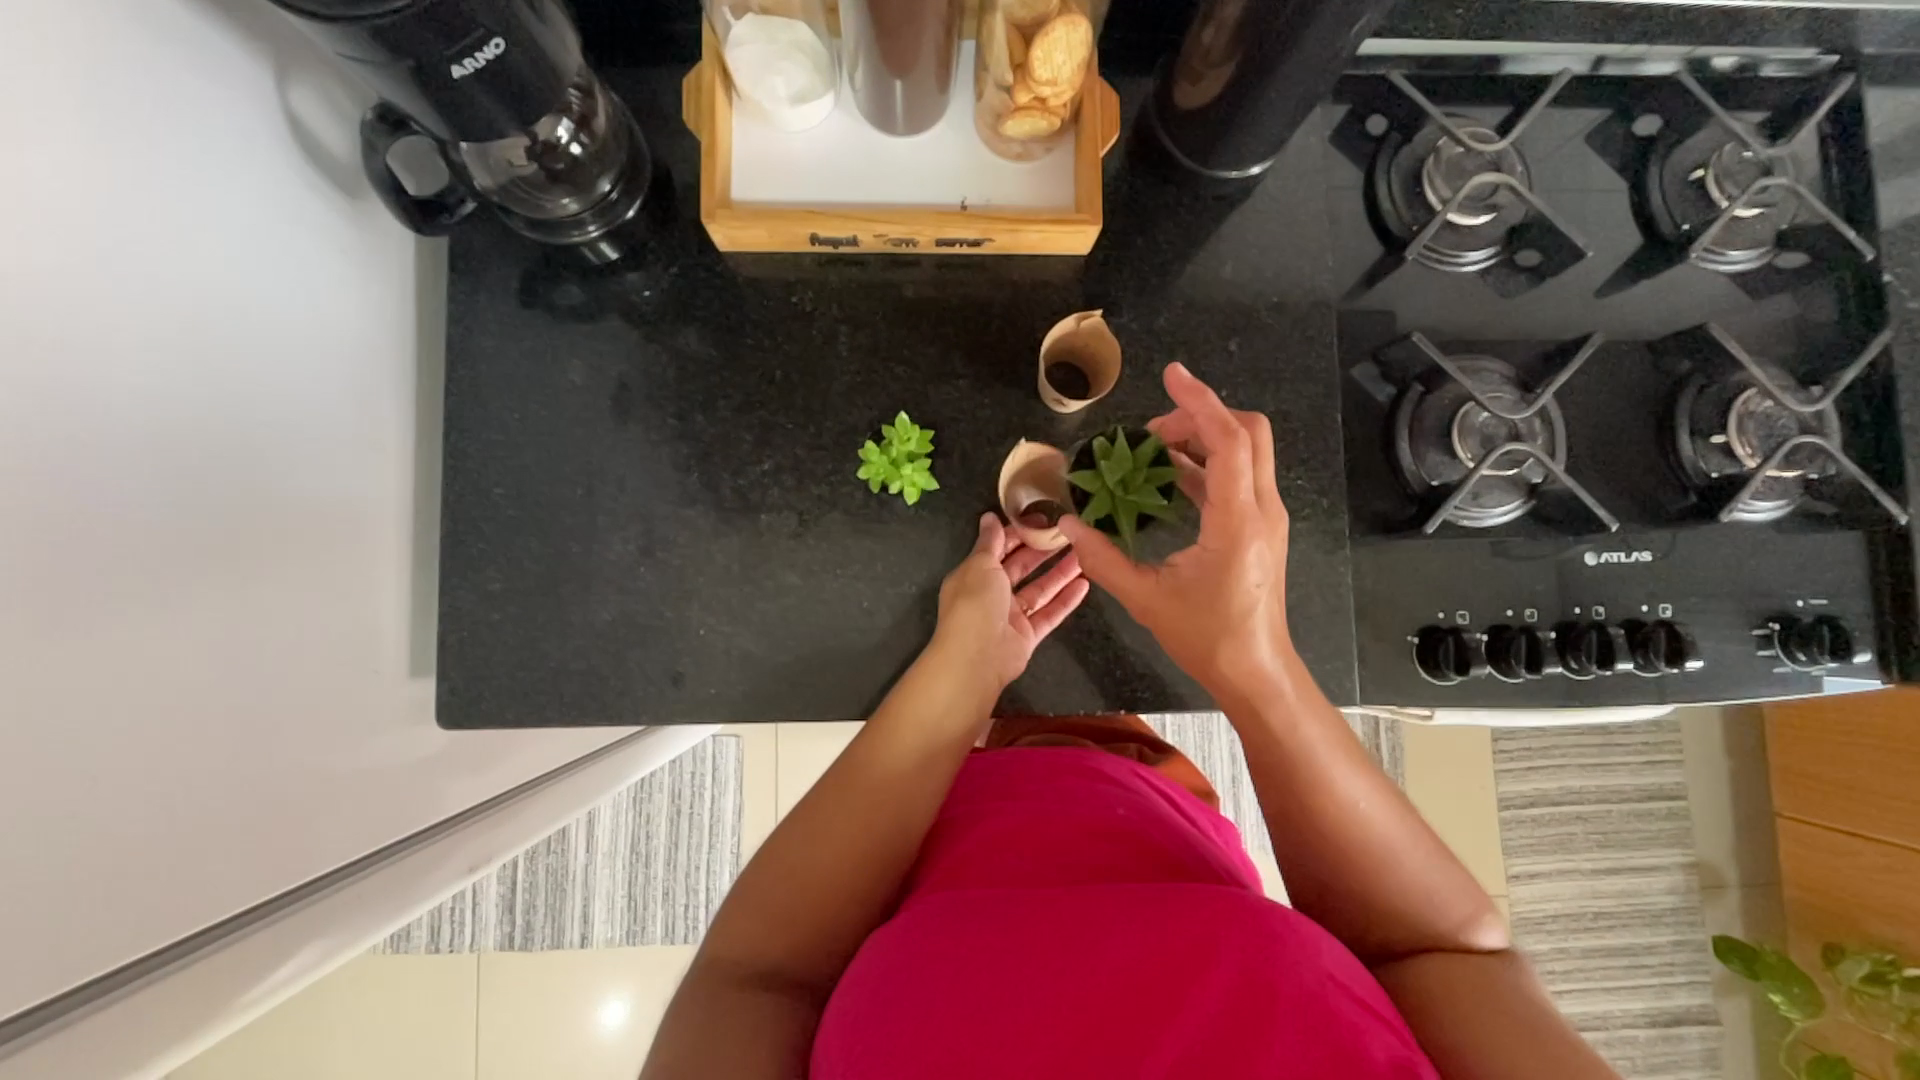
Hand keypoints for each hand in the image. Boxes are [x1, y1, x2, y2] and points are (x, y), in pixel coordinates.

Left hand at [932, 512, 1090, 689]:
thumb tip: (988, 517)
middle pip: (1021, 568)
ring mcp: (1011, 616)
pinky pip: (1049, 614)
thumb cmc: (974, 603)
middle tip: (1070, 534)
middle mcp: (992, 594)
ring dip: (1060, 573)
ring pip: (1039, 590)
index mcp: (975, 574)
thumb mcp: (980, 565)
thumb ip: (989, 542)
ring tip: (1084, 555)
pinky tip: (1085, 584)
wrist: (976, 657)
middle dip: (1043, 551)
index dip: (1020, 534)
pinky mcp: (1027, 635)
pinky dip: (1066, 600)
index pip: (999, 548)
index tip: (1043, 519)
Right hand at [1058, 363, 1292, 697]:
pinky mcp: (1261, 528)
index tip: (1171, 375)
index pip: (1228, 440)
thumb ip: (1103, 558)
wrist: (1256, 671)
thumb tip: (1066, 526)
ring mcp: (1266, 518)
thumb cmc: (1207, 637)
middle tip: (1152, 430)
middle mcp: (1262, 509)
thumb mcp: (1146, 599)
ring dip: (1203, 440)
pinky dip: (1207, 466)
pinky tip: (1170, 480)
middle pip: (1247, 433)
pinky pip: (1240, 478)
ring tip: (1153, 451)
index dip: (1200, 402)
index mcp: (1238, 520)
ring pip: (1246, 453)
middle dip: (1201, 416)